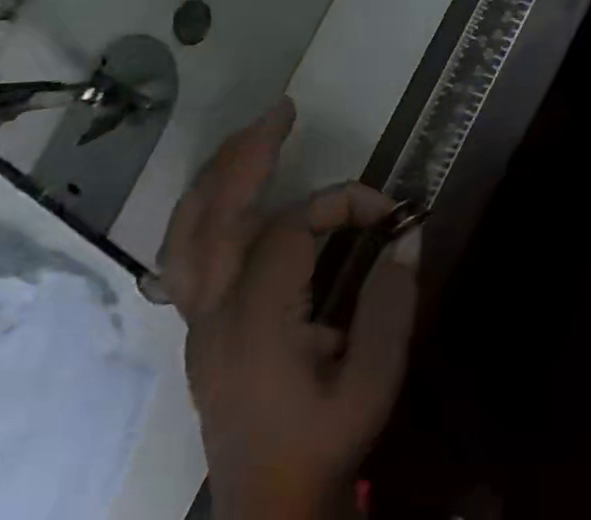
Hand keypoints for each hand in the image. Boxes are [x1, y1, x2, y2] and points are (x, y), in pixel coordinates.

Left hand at [159, 100, 418, 519]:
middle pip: (215, 216)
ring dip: (218, 174)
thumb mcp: (374, 382)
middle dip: (247, 155)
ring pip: (185, 232)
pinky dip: (203, 209)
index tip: (390, 210)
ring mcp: (195, 323)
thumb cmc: (326, 441)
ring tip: (252, 135)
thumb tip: (406, 234)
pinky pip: (184, 253)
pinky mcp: (197, 329)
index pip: (290, 231)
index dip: (341, 203)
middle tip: (282, 110)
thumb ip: (391, 306)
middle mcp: (212, 317)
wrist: (271, 503)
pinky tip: (226, 191)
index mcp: (255, 327)